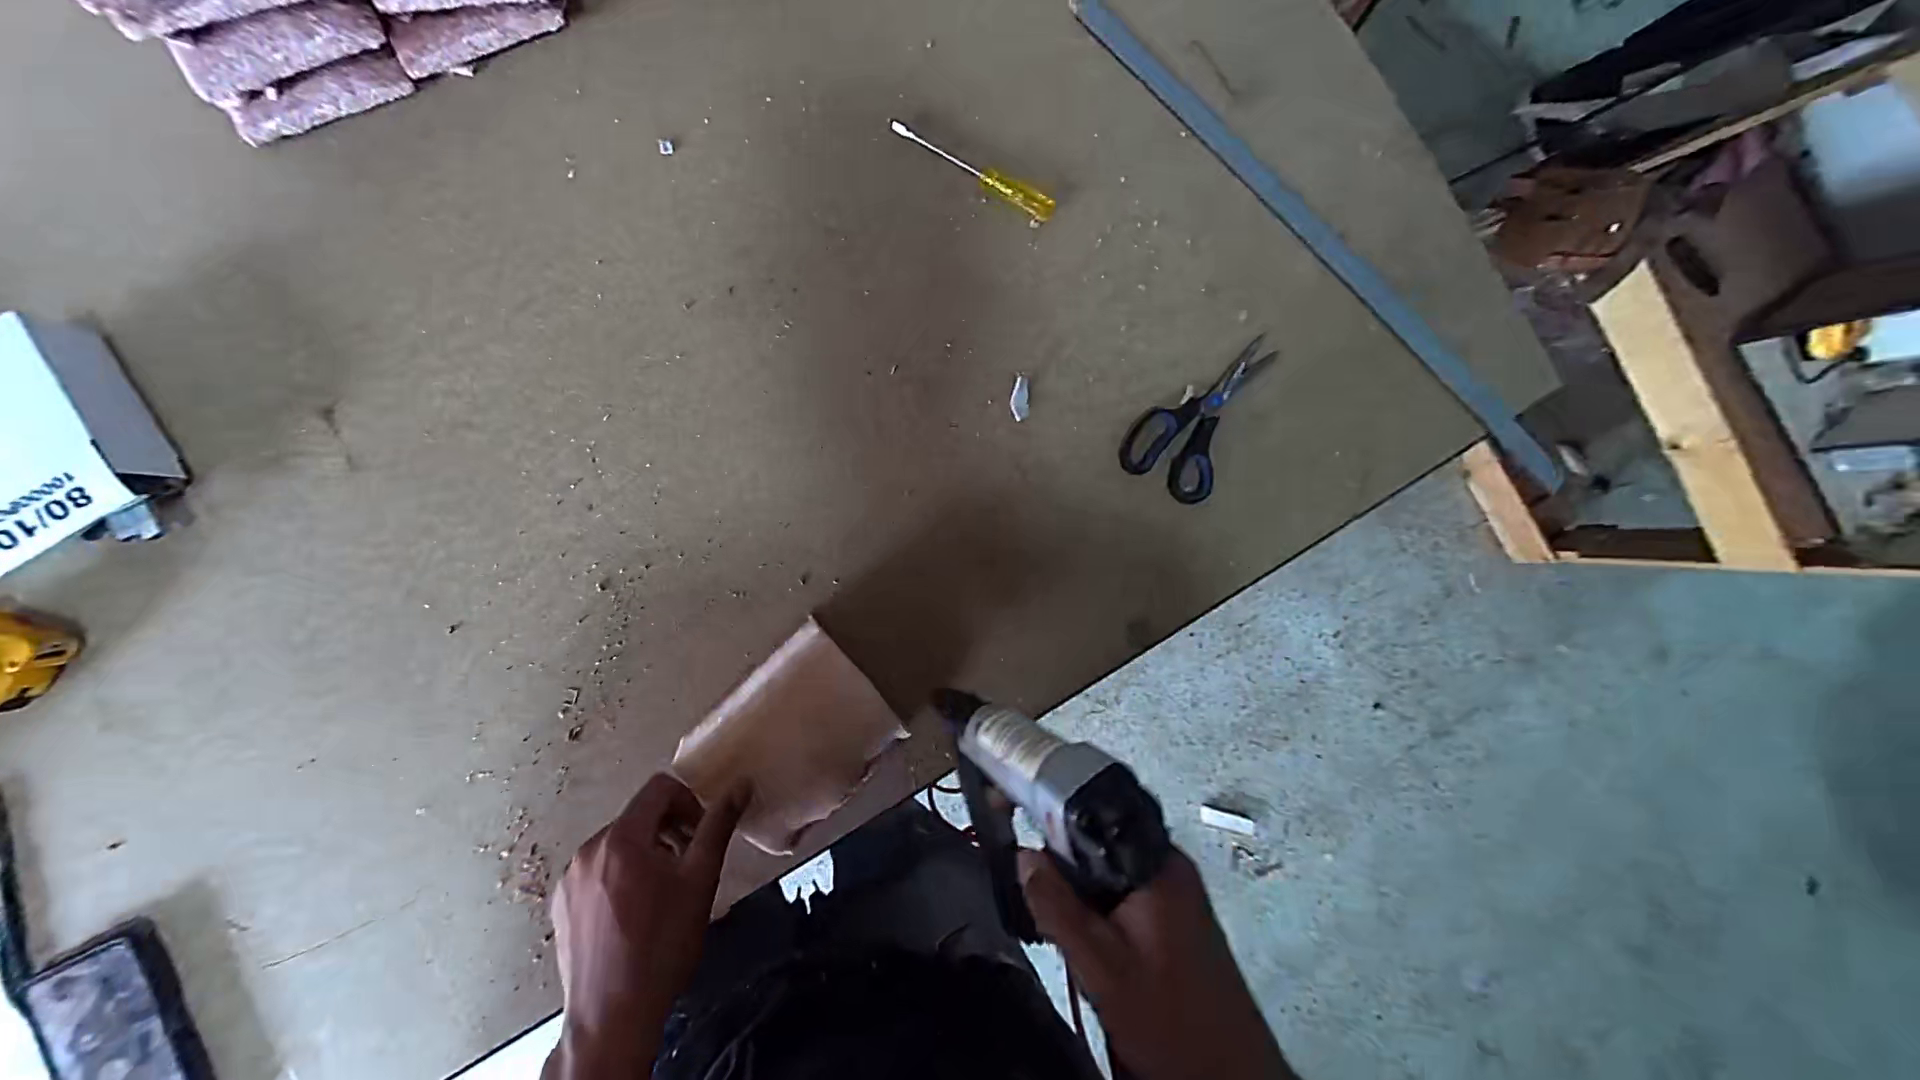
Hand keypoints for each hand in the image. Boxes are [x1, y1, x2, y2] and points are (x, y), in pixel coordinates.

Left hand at [544, 774, 746, 1079]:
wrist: (612, 1015)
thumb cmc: (662, 944)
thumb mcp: (701, 878)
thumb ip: (719, 825)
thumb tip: (740, 786)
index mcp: (621, 839)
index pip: (659, 788)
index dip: (688, 801)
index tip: (699, 834)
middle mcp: (588, 851)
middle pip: (638, 816)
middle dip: (669, 830)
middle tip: (688, 864)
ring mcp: (570, 879)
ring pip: (618, 845)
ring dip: (646, 853)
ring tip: (663, 892)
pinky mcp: (562, 905)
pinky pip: (598, 871)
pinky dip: (621, 877)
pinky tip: (636, 912)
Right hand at [1020, 848, 1295, 1079]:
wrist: (1227, 1079)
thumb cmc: (1170, 1021)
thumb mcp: (1100, 964)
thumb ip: (1057, 906)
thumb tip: (1023, 857)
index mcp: (1158, 863)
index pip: (1092, 819)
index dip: (1052, 827)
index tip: (1022, 847)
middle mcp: (1169, 868)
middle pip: (1097, 849)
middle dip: (1066, 877)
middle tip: (1048, 913)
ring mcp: (1173, 895)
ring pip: (1106, 878)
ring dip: (1081, 903)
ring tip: (1072, 943)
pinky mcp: (1171, 922)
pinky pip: (1122, 900)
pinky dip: (1100, 919)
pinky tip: (1095, 955)